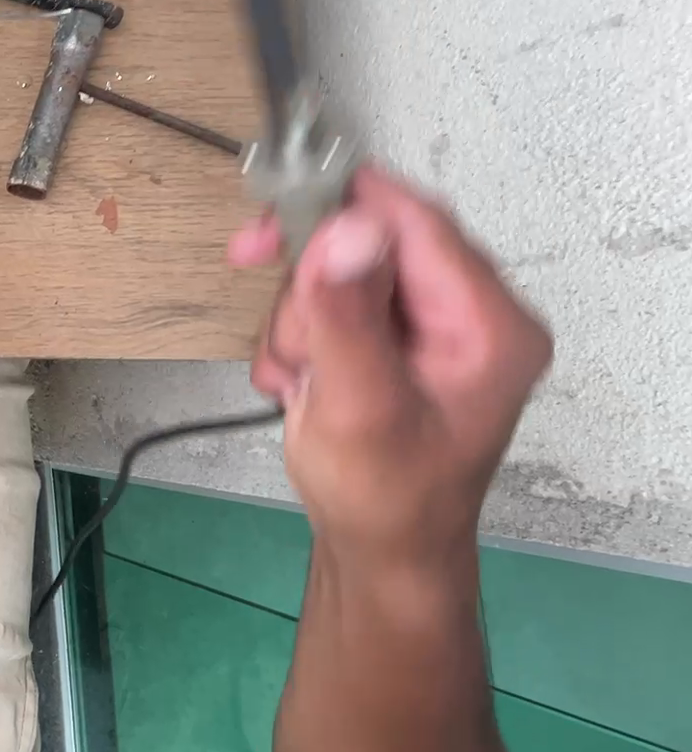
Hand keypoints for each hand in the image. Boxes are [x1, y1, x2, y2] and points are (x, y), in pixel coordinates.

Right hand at [229, 166, 551, 568]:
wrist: (377, 544)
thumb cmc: (380, 489)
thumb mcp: (357, 404)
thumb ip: (346, 317)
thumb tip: (344, 228)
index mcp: (485, 322)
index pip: (414, 226)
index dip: (341, 207)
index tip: (265, 219)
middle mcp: (459, 313)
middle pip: (363, 249)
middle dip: (305, 292)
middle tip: (274, 320)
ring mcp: (419, 328)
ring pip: (330, 280)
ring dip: (293, 325)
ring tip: (299, 381)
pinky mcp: (382, 342)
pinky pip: (319, 309)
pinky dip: (292, 342)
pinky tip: (299, 384)